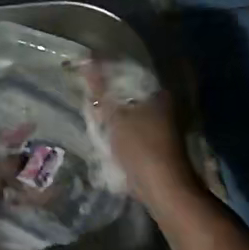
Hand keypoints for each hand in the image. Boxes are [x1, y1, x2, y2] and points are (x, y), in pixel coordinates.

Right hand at [86, 64, 196, 202]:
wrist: (163, 188)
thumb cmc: (140, 148)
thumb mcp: (114, 116)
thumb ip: (100, 89)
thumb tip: (87, 61)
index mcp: (157, 93)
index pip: (126, 74)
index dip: (104, 74)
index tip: (85, 77)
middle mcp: (163, 105)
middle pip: (128, 94)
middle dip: (107, 95)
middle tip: (85, 96)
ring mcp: (162, 126)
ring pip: (129, 112)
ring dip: (111, 113)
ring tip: (90, 114)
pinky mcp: (156, 144)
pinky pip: (131, 128)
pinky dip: (118, 128)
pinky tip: (104, 132)